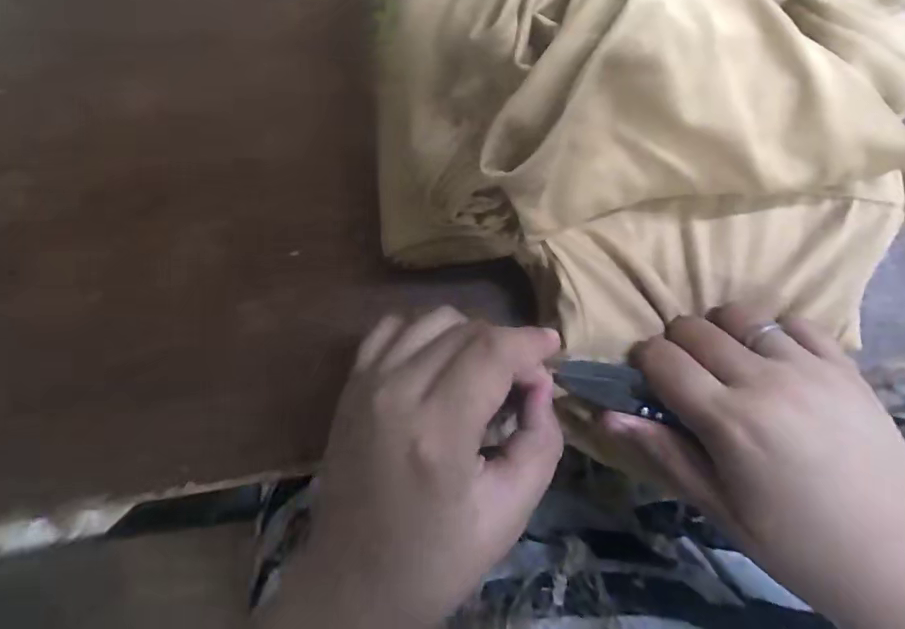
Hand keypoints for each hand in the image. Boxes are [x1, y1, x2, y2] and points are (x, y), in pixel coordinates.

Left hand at [255, 308, 563, 628]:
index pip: (493, 351)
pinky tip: (439, 360)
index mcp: (438, 432)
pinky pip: (394, 326)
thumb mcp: (509, 514)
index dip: (530, 341)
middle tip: (524, 377)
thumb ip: (540, 441)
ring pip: (433, 318)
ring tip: (484, 371)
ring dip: (470, 333)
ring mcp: (367, 383)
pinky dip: (425, 331)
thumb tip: (541, 383)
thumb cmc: (436, 559)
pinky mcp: (350, 384)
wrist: (352, 585)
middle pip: (467, 329)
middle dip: (507, 342)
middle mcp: (397, 393)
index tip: (553, 348)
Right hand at [600, 304, 904, 628]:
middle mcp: (765, 381)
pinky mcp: (844, 365)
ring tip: (731, 363)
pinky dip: (774, 332)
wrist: (901, 564)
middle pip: (694, 327)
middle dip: (678, 344)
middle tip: (689, 377)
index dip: (645, 361)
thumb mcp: (723, 511)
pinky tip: (778, 363)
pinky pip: (794, 321)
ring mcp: (809, 367)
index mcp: (730, 422)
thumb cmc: (799, 546)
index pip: (662, 359)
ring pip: (740, 314)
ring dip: (722, 331)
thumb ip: (664, 453)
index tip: (649, 378)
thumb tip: (604, 415)